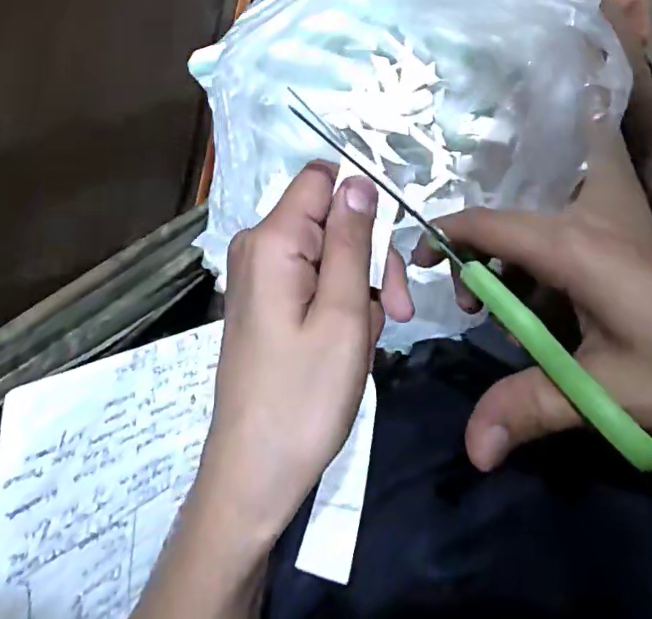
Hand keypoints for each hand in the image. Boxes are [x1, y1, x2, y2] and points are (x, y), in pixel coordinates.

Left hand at [194, 162, 411, 540]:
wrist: (255, 473)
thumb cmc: (303, 397)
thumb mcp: (342, 313)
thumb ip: (351, 240)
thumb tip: (357, 178)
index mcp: (272, 239)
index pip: (321, 179)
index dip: (361, 202)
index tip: (387, 247)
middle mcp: (259, 246)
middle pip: (330, 219)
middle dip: (369, 257)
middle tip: (395, 312)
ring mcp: (261, 275)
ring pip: (329, 253)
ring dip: (361, 287)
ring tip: (370, 338)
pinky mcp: (267, 301)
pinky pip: (314, 280)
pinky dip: (341, 304)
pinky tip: (350, 344)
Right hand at [414, 133, 651, 470]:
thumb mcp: (609, 395)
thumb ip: (530, 411)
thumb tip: (469, 450)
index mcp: (571, 247)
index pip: (485, 222)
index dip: (443, 236)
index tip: (417, 266)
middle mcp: (588, 232)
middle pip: (509, 232)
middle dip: (479, 268)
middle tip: (476, 317)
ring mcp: (617, 247)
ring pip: (540, 249)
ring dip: (515, 282)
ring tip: (513, 330)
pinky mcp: (637, 268)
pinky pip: (570, 263)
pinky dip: (547, 291)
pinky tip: (559, 334)